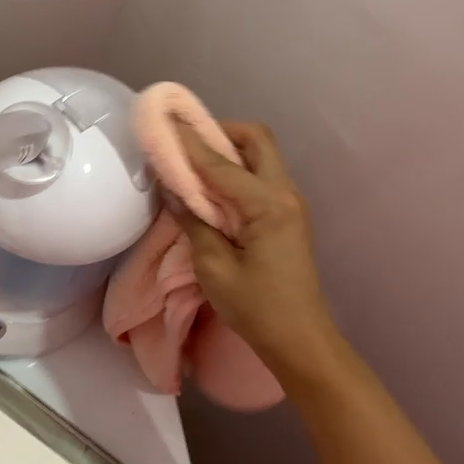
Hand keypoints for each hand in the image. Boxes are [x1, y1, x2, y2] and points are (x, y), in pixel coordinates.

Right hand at [171, 120, 337, 379]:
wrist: (300, 340)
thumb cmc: (256, 307)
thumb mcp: (213, 266)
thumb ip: (193, 220)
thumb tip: (172, 188)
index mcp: (268, 205)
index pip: (221, 162)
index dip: (189, 141)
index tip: (163, 123)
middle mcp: (285, 194)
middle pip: (255, 140)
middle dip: (218, 130)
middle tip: (184, 139)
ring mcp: (289, 203)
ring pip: (260, 155)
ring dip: (226, 148)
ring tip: (191, 159)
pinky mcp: (286, 215)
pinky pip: (259, 175)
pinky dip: (234, 168)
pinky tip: (209, 184)